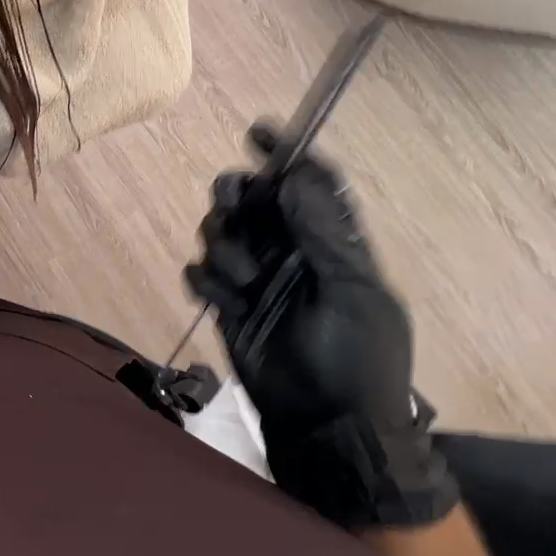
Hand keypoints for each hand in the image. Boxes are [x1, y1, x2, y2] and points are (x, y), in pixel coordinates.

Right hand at [185, 123, 457, 528]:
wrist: (326, 423)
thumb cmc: (356, 357)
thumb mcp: (354, 292)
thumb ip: (324, 234)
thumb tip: (294, 177)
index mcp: (332, 242)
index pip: (310, 184)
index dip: (286, 155)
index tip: (258, 132)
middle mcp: (289, 249)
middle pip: (253, 199)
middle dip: (238, 194)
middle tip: (234, 204)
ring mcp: (255, 276)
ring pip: (220, 231)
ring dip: (224, 245)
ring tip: (242, 279)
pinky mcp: (226, 302)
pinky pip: (199, 273)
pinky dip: (204, 280)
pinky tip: (222, 300)